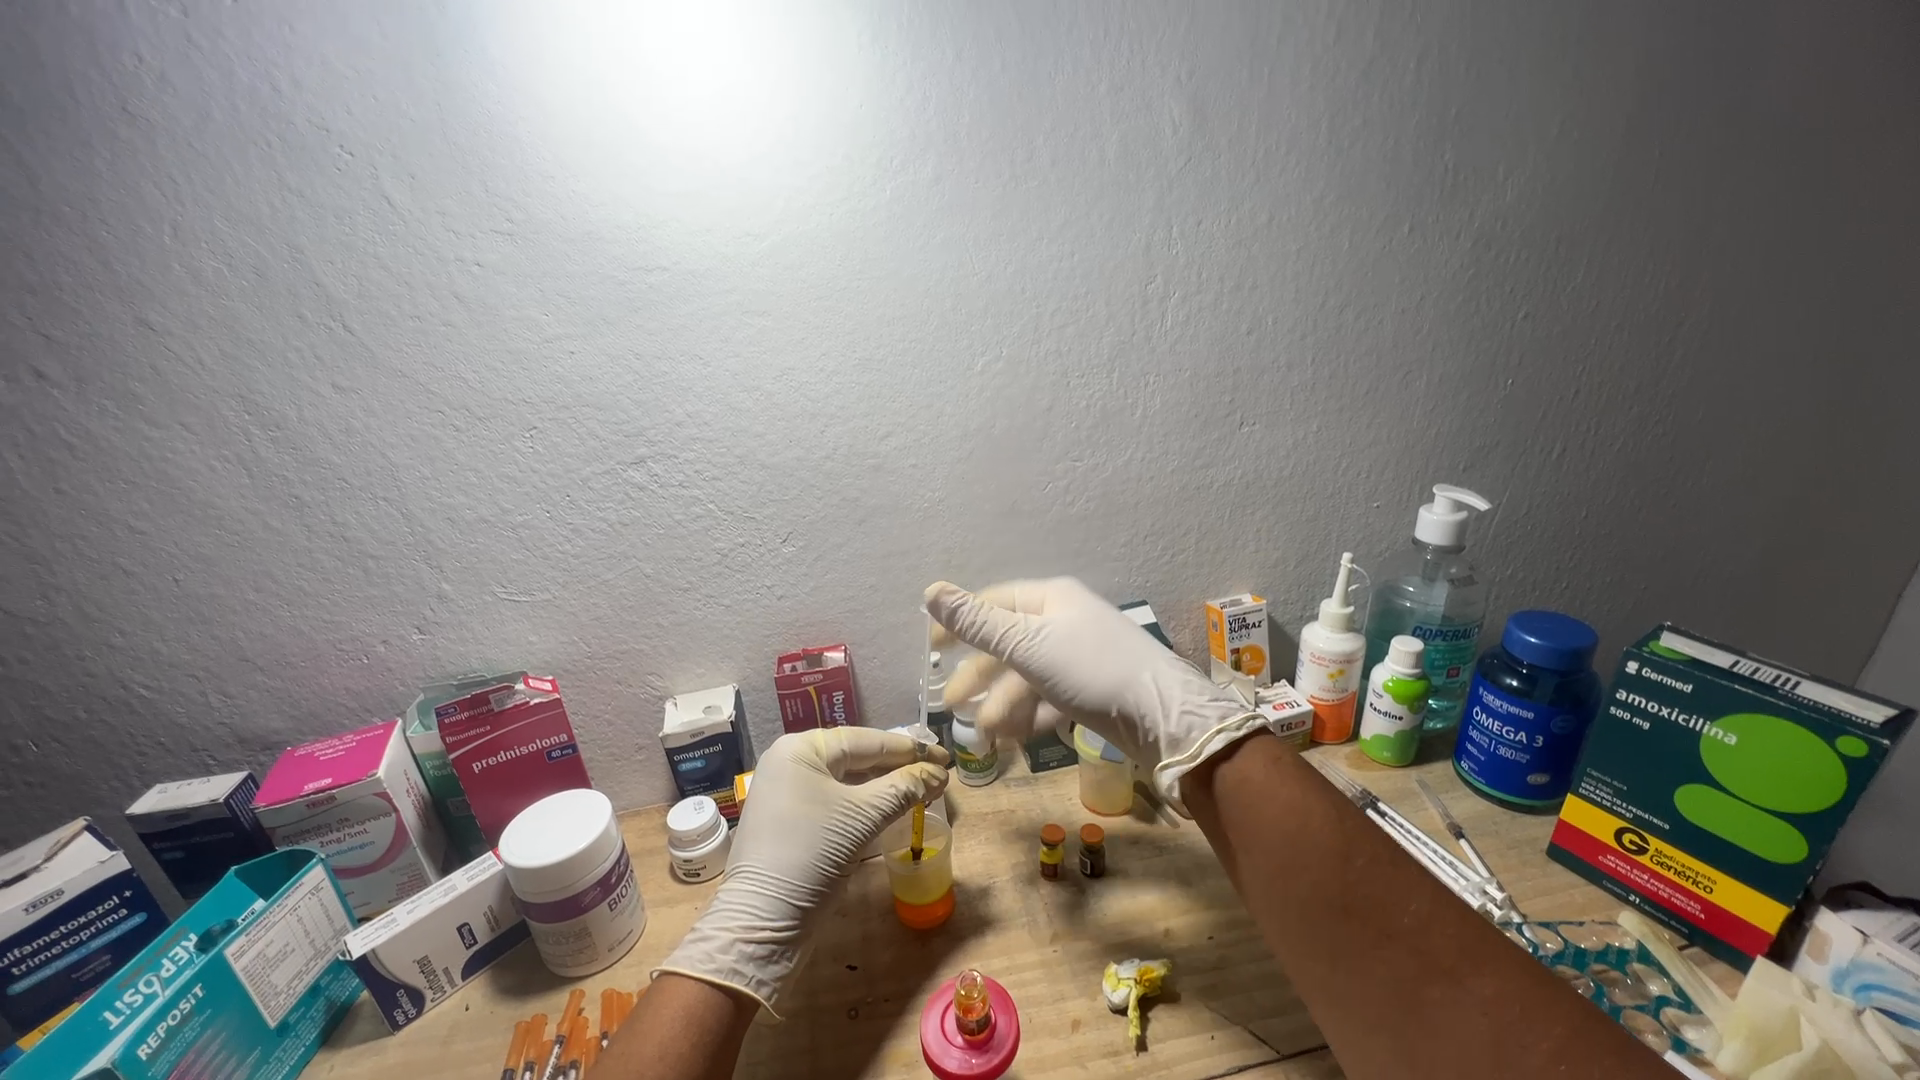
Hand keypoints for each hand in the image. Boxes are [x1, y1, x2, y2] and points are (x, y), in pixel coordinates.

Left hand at [654, 727, 949, 1015]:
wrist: (762, 923)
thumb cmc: (811, 853)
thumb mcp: (864, 816)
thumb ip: (905, 788)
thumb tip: (940, 774)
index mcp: (802, 748)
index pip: (868, 740)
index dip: (911, 749)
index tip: (946, 758)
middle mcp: (792, 763)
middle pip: (858, 758)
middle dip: (900, 767)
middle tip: (939, 775)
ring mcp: (789, 794)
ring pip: (848, 782)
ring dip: (886, 787)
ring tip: (923, 791)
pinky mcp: (792, 823)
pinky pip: (838, 804)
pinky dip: (867, 806)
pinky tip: (893, 810)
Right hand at [925, 577, 1268, 813]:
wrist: (1165, 718)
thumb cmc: (1093, 670)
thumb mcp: (1028, 646)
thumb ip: (977, 624)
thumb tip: (930, 590)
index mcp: (1051, 599)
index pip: (993, 602)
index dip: (959, 623)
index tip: (930, 649)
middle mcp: (1065, 622)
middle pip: (1008, 645)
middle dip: (979, 678)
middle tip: (951, 708)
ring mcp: (1081, 657)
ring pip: (1028, 677)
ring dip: (1003, 705)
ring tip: (985, 736)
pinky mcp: (1094, 690)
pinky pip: (1050, 698)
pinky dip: (1031, 717)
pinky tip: (1016, 740)